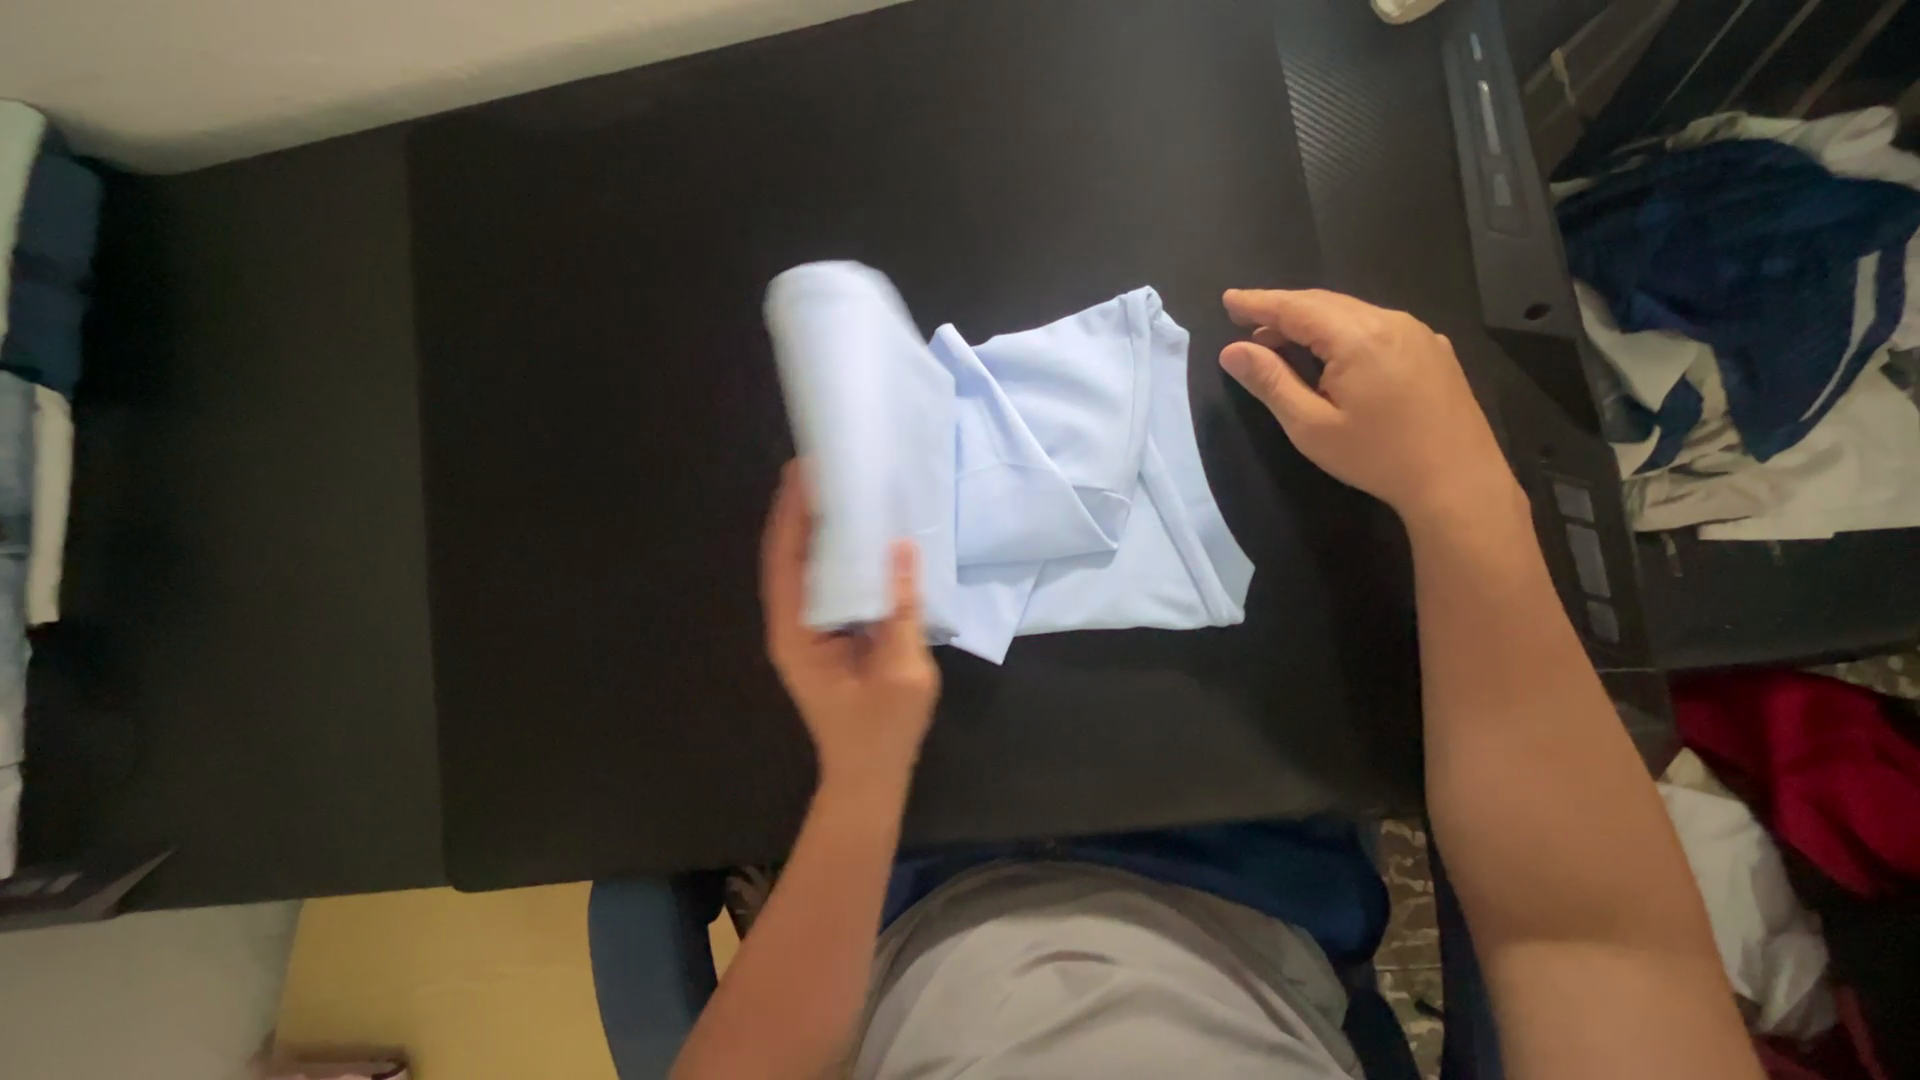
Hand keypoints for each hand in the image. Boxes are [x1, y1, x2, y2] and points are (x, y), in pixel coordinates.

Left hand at [760, 461, 940, 788]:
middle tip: (819, 463)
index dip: (795, 513)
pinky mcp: (821, 634)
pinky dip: (829, 551)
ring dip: (811, 525)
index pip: (788, 561)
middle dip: (798, 508)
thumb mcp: (902, 670)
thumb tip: (901, 547)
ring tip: (832, 484)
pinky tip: (851, 531)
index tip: (807, 470)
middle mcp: (791, 625)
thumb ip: (901, 608)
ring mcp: (803, 630)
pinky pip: (819, 582)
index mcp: (798, 633)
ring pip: (798, 566)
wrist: (868, 775)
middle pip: (786, 556)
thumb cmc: (883, 731)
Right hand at [1218, 289, 1520, 525]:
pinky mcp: (1433, 350)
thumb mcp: (1311, 426)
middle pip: (1325, 303)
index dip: (1258, 302)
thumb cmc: (1376, 457)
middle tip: (1246, 324)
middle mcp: (1390, 321)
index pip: (1296, 307)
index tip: (1228, 299)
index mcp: (1357, 337)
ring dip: (1312, 322)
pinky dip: (1343, 332)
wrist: (1457, 480)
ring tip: (1281, 343)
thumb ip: (1270, 382)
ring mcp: (1418, 333)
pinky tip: (1332, 357)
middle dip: (1282, 310)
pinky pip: (1377, 327)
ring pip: (1352, 313)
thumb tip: (1232, 351)